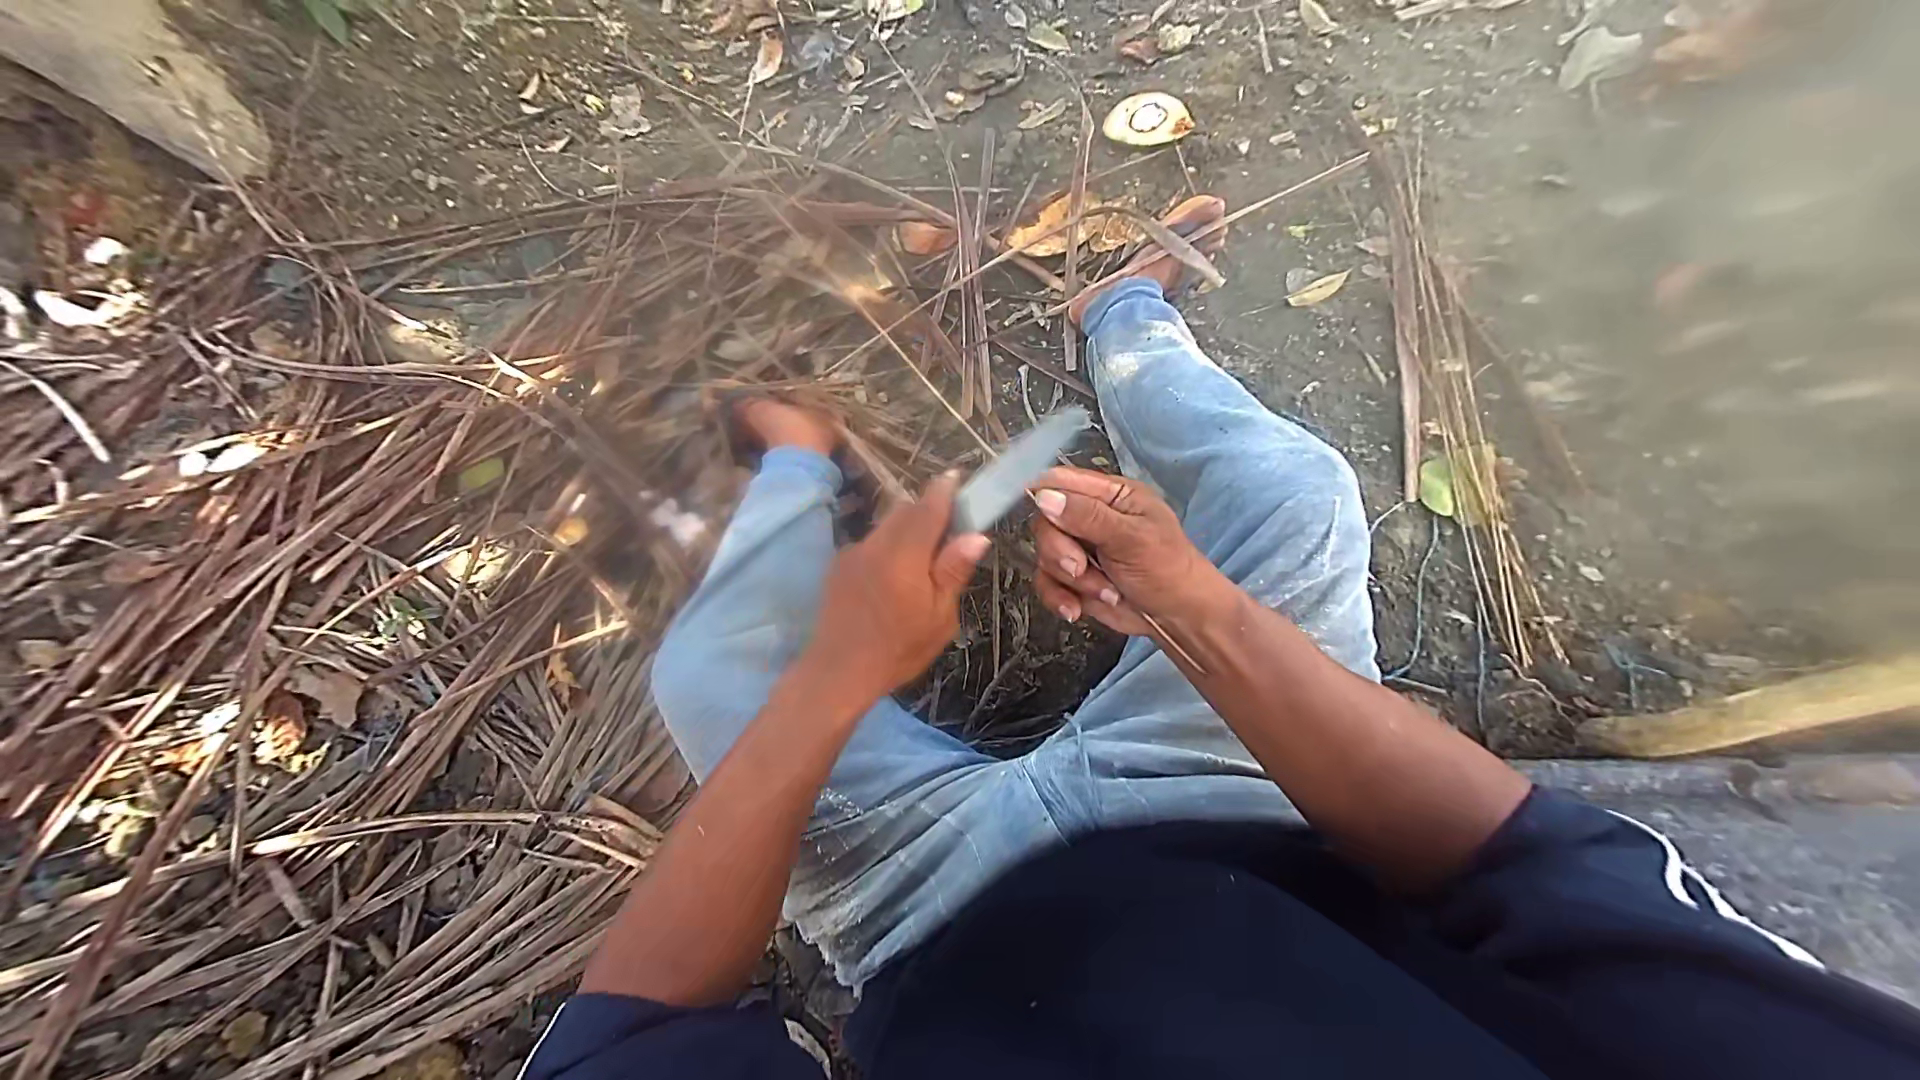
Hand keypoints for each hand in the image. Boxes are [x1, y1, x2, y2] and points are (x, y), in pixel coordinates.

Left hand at [798, 474, 990, 703]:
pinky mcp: (839, 564)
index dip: (945, 490)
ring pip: (887, 524)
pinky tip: (892, 579)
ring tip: (920, 564)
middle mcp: (876, 544)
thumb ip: (953, 571)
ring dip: (907, 529)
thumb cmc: (897, 650)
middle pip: (905, 510)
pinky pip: (871, 542)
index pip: (928, 507)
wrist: (837, 671)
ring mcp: (853, 552)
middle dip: (927, 511)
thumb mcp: (939, 618)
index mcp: (905, 556)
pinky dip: (888, 547)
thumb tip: (975, 535)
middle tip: (947, 536)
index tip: (958, 479)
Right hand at [1028, 466, 1222, 636]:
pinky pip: (1046, 582)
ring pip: (1045, 555)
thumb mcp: (1132, 538)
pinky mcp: (1072, 579)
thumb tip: (1044, 498)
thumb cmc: (1166, 568)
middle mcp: (1088, 518)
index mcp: (1109, 495)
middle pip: (1046, 522)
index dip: (1046, 496)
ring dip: (1070, 579)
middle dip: (1059, 551)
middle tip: (1080, 568)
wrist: (1178, 617)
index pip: (1062, 482)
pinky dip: (1059, 598)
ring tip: (1107, 592)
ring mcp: (1078, 549)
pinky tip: (1076, 610)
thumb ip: (1087, 517)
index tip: (1048, 518)